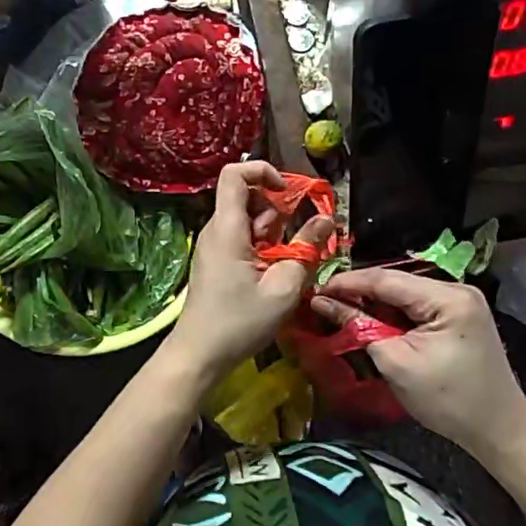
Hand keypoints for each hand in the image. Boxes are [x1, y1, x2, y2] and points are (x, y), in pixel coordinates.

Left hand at [165, 162, 332, 377]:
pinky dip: (261, 247)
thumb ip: (306, 250)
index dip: (263, 172)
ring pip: (247, 220)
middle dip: (275, 211)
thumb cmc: (239, 322)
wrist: (199, 354)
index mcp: (226, 228)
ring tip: (281, 265)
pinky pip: (241, 239)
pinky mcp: (215, 262)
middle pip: (246, 197)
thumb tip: (327, 218)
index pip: (234, 173)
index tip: (289, 194)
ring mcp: (213, 246)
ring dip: (271, 233)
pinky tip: (270, 274)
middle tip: (288, 245)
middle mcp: (215, 230)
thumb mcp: (283, 288)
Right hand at [312, 268, 525, 459]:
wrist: (497, 429)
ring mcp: (459, 302)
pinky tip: (368, 319)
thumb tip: (321, 303)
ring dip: (372, 302)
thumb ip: (357, 326)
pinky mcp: (457, 316)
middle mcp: (456, 290)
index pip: (385, 279)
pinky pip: (414, 306)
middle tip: (322, 301)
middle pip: (395, 282)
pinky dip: (389, 312)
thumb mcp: (394, 362)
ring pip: (402, 293)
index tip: (314, 290)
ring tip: (338, 309)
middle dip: (357, 291)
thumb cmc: (446, 399)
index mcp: (447, 298)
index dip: (346, 283)